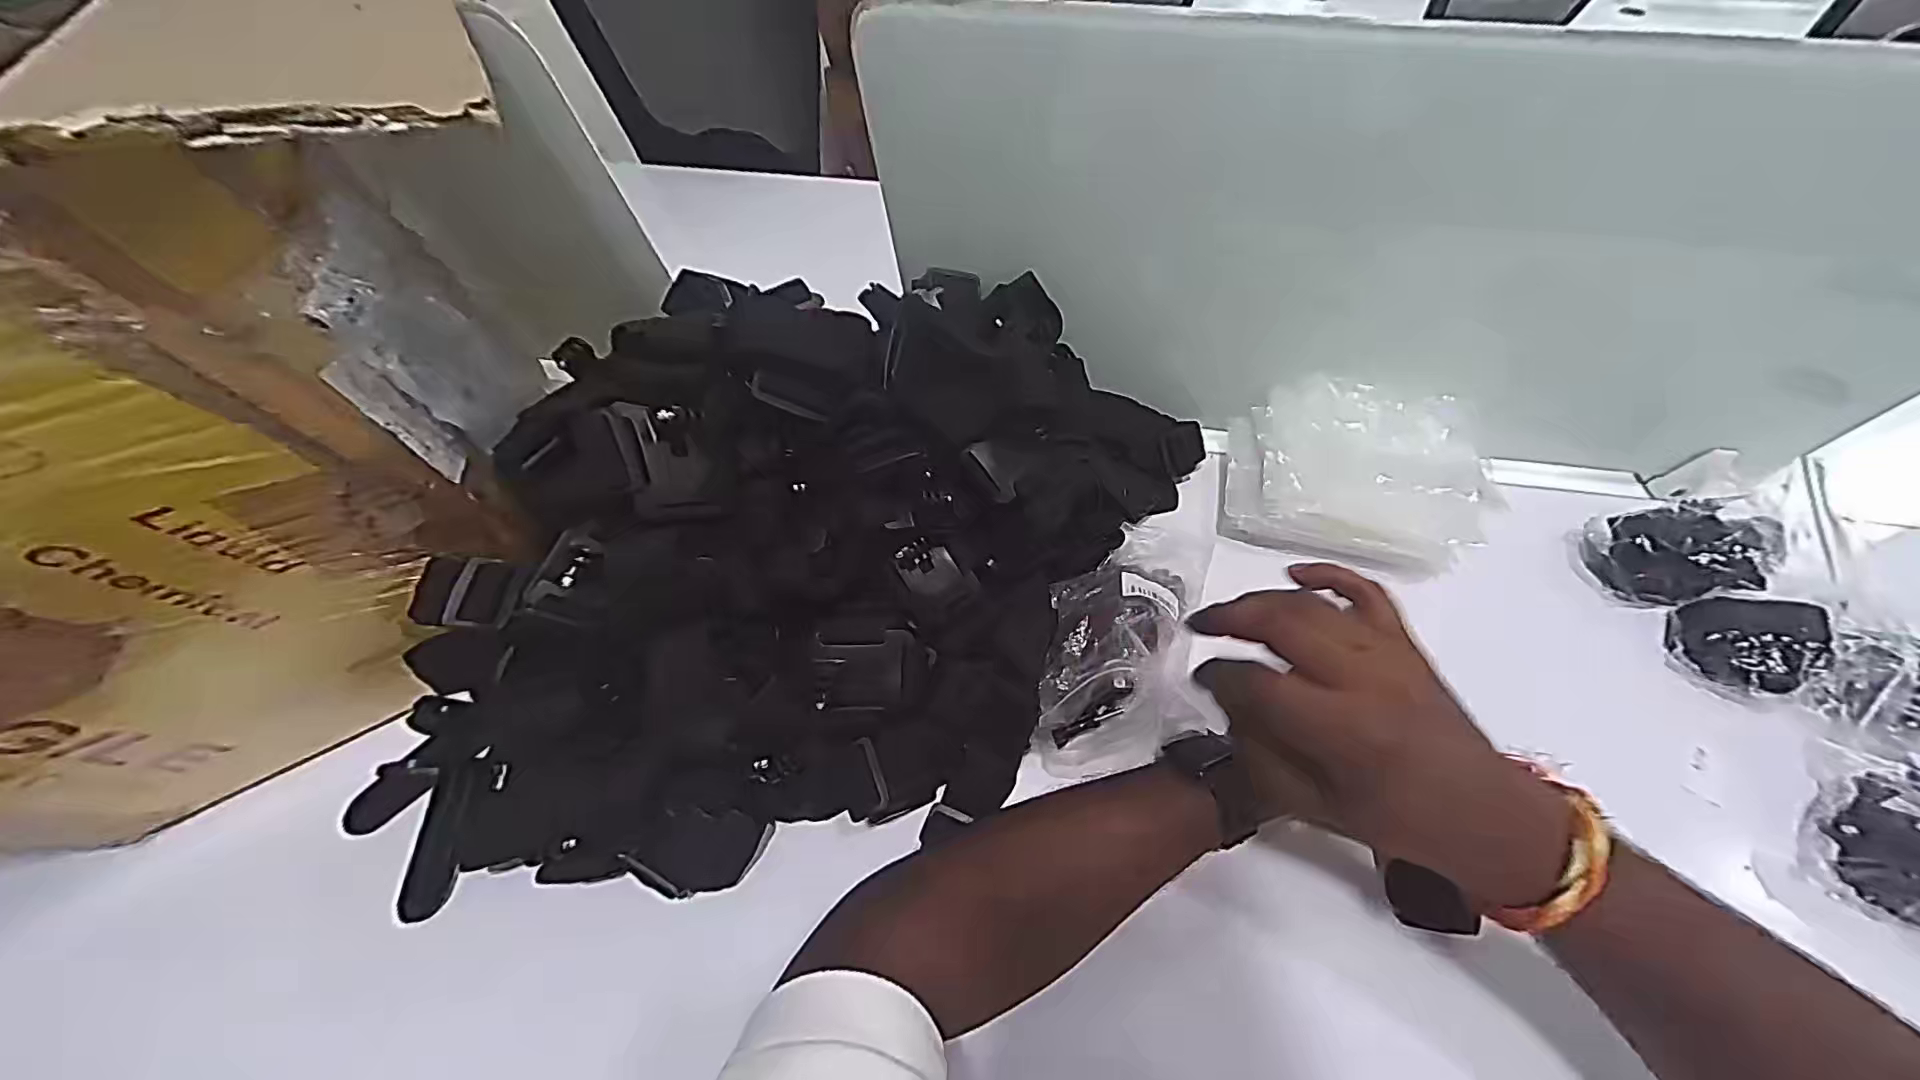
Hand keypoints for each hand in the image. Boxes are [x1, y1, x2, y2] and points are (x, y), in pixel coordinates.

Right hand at [1190, 563, 1571, 908]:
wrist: (1488, 816)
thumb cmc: (1402, 821)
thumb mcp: (1315, 807)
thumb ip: (1259, 756)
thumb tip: (1228, 707)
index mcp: (1342, 730)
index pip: (1257, 682)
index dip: (1217, 675)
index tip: (1201, 678)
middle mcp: (1365, 680)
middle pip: (1281, 622)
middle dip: (1228, 618)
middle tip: (1200, 626)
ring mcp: (1389, 655)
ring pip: (1313, 603)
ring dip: (1262, 599)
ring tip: (1231, 611)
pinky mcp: (1407, 645)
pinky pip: (1366, 593)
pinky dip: (1329, 575)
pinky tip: (1296, 574)